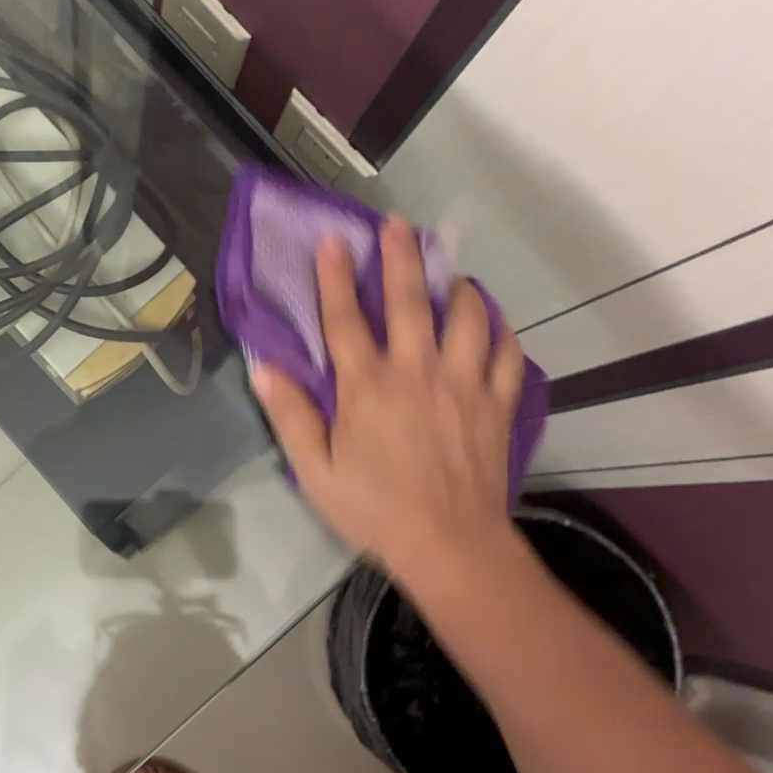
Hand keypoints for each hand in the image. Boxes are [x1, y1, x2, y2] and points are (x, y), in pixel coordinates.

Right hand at [251, 216, 527, 579]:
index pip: (344, 318)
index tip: (334, 239)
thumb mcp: (314, 469)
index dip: (335, 275)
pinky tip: (492, 325)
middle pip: (410, 300)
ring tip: (451, 275)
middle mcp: (417, 371)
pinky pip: (508, 354)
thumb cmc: (373, 509)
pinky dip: (501, 332)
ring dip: (458, 287)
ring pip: (469, 317)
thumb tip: (263, 367)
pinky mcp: (498, 404)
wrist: (450, 546)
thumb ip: (291, 414)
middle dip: (402, 257)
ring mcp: (465, 384)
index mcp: (367, 386)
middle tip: (400, 225)